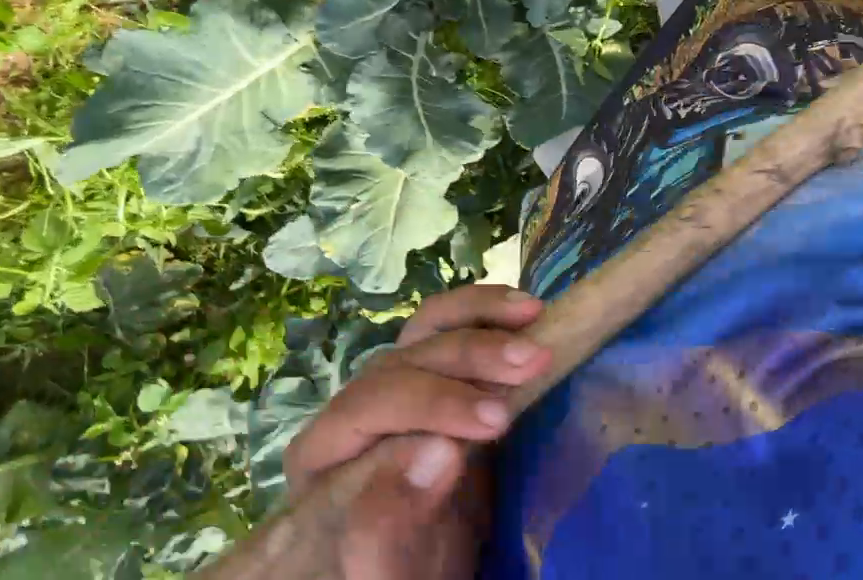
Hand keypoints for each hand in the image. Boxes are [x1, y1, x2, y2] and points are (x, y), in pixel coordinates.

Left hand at [281, 285, 552, 579]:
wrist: (429, 557)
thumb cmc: (408, 565)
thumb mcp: (397, 566)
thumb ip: (394, 521)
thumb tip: (437, 451)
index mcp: (326, 453)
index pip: (372, 405)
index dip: (436, 403)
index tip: (497, 421)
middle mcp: (356, 405)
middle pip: (408, 359)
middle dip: (474, 356)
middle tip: (534, 361)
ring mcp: (400, 379)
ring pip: (429, 325)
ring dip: (486, 317)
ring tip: (536, 318)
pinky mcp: (442, 368)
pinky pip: (455, 320)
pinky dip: (492, 308)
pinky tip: (530, 311)